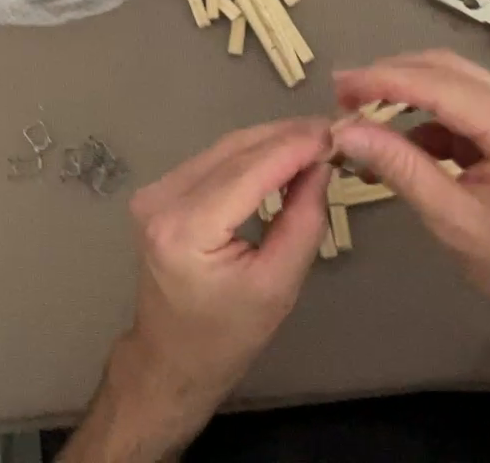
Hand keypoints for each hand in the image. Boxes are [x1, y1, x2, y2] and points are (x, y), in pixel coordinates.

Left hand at [63, 119, 332, 460]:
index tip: (333, 132)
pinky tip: (281, 155)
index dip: (292, 147)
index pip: (247, 172)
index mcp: (184, 229)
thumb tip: (321, 165)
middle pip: (233, 151)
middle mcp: (161, 199)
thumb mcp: (278, 285)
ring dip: (269, 142)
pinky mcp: (160, 190)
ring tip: (314, 141)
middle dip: (284, 137)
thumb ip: (302, 222)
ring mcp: (155, 191)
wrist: (172, 356)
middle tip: (331, 132)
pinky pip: (213, 160)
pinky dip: (249, 155)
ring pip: (223, 149)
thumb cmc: (228, 335)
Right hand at [330, 50, 489, 354]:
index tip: (337, 85)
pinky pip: (455, 103)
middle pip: (445, 69)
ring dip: (401, 92)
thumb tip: (343, 130)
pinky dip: (419, 116)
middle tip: (341, 96)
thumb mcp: (452, 220)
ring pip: (448, 79)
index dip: (385, 80)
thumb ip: (400, 167)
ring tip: (358, 113)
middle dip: (388, 77)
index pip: (442, 86)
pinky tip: (392, 141)